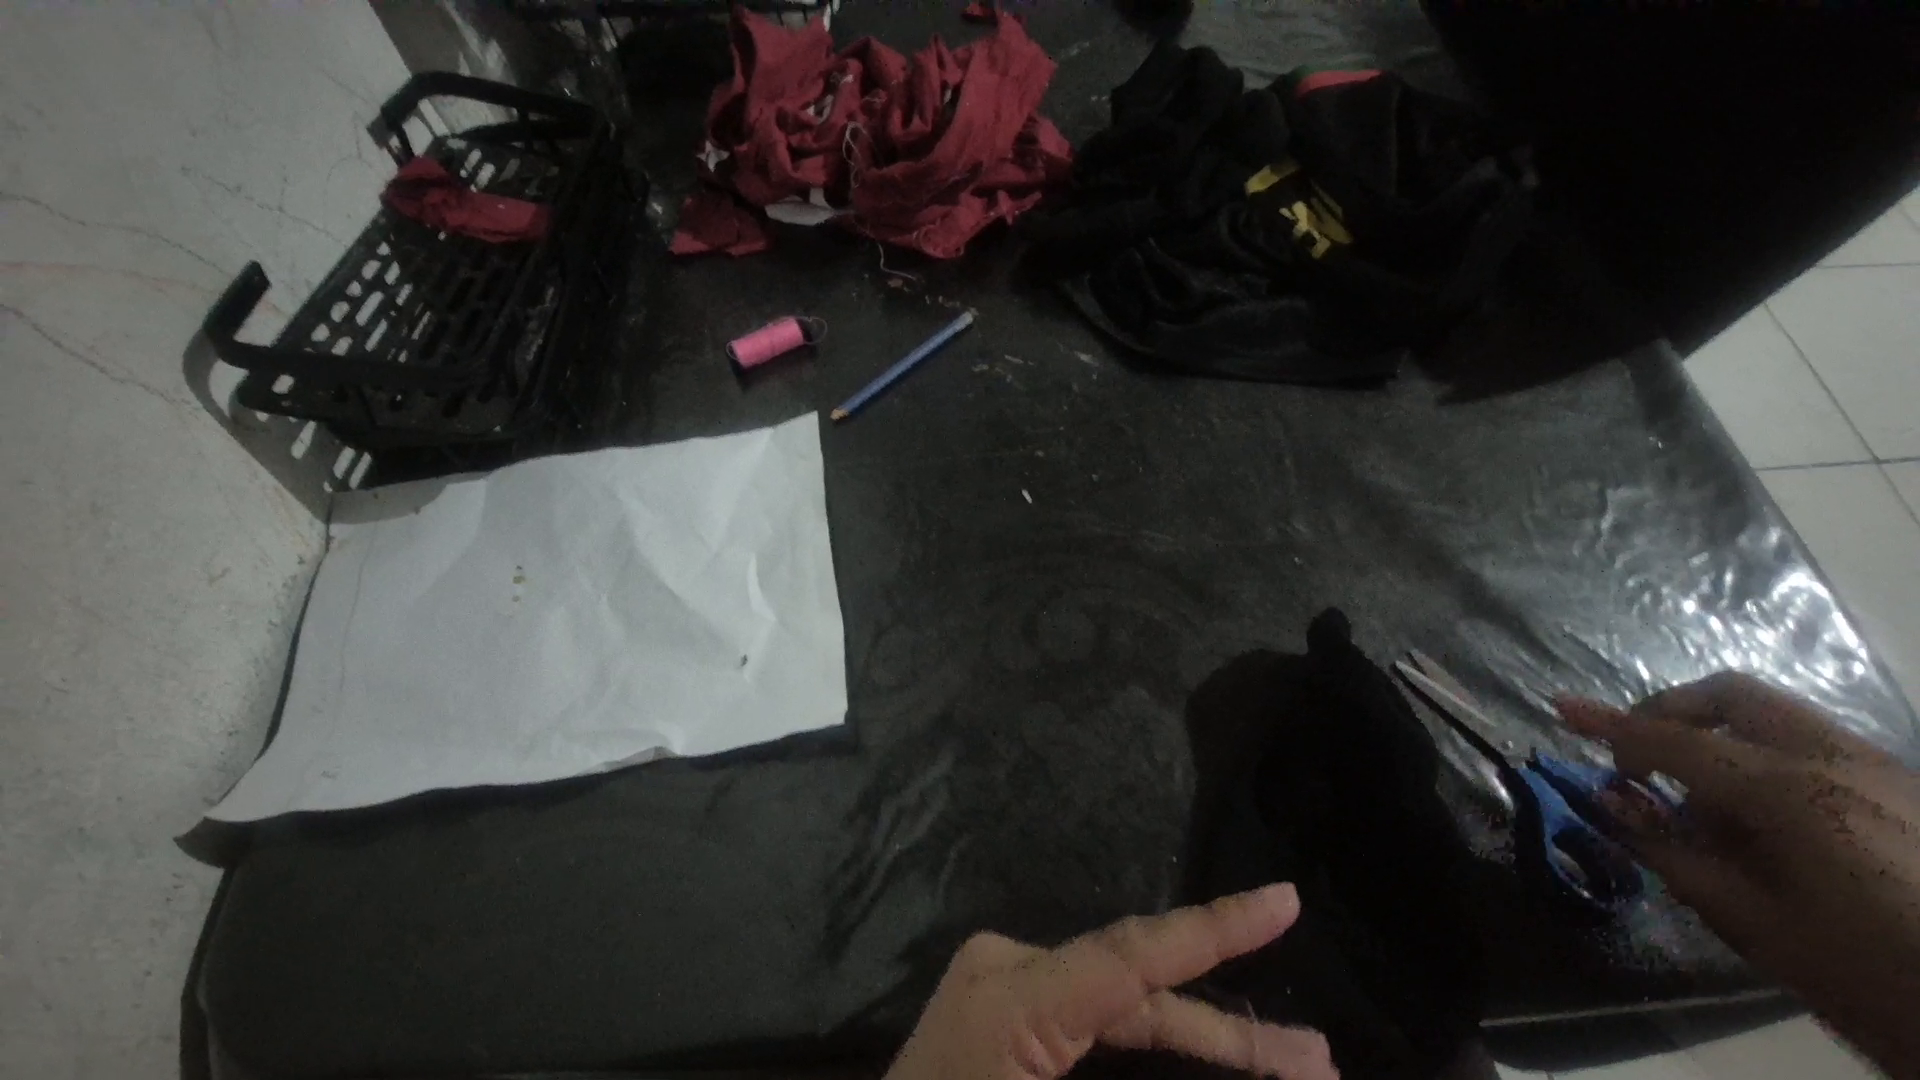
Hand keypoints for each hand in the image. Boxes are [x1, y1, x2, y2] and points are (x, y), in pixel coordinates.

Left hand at [882, 884, 1337, 1079]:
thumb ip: (1146, 1075)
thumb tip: (1237, 1062)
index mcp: (1013, 996)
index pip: (1131, 956)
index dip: (1214, 927)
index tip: (1285, 901)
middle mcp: (1008, 968)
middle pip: (1140, 991)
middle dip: (1230, 1031)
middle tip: (1319, 1063)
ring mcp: (1002, 982)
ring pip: (1121, 1005)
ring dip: (1196, 1035)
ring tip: (1287, 1063)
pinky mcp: (1004, 1005)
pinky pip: (1091, 1014)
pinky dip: (1145, 1035)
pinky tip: (1195, 1047)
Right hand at [1559, 674, 1919, 1077]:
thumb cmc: (1871, 979)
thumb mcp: (1752, 922)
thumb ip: (1671, 850)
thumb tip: (1611, 799)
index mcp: (1793, 794)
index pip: (1674, 741)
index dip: (1608, 724)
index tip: (1560, 707)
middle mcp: (1840, 763)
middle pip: (1733, 695)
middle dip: (1670, 711)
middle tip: (1638, 758)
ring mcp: (1883, 772)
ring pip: (1775, 716)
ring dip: (1718, 737)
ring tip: (1705, 808)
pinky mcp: (1904, 790)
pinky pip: (1812, 746)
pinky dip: (1763, 758)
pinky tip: (1765, 822)